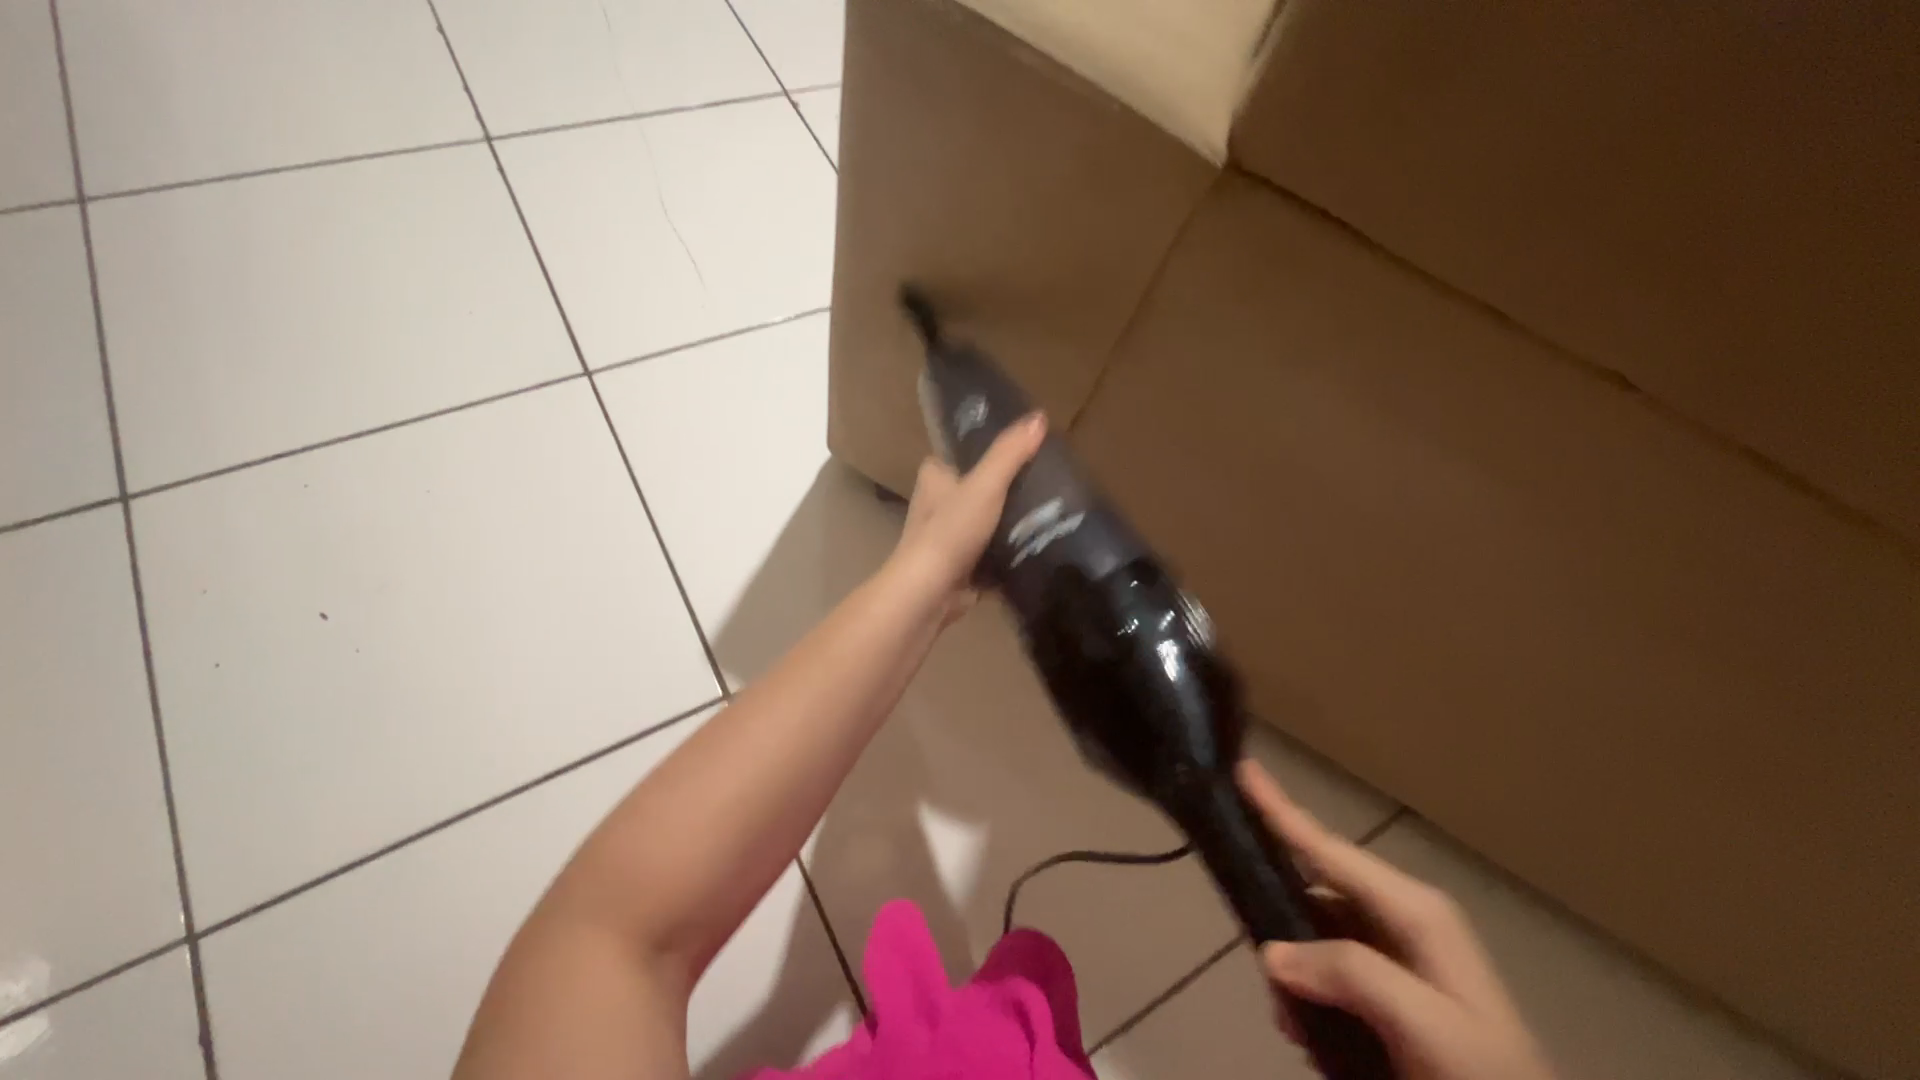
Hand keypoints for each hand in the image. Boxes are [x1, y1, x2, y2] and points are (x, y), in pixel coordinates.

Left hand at [884, 412, 1046, 624]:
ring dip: (1010, 522)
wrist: (930, 592)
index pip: (961, 453)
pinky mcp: (961, 567)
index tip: (1024, 448)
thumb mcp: (985, 484)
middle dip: (1005, 489)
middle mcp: (937, 504)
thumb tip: (1039, 417)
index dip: (987, 450)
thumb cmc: (951, 531)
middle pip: (977, 488)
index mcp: (935, 477)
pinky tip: (1040, 548)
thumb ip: (1010, 453)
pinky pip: (991, 554)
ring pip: (986, 522)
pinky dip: (1010, 553)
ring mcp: (948, 538)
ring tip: (1051, 513)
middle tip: (1046, 483)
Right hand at [1239, 762, 1556, 1079]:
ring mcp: (1396, 954)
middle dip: (1277, 926)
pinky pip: (1326, 970)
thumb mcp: (1426, 1025)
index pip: (1329, 848)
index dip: (1281, 810)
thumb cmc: (1483, 1077)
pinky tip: (1312, 1037)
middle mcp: (1401, 918)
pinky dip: (1308, 998)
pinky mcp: (1391, 989)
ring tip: (1296, 1027)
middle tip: (1272, 988)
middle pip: (1312, 891)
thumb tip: (1272, 951)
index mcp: (1414, 910)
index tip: (1242, 770)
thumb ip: (1351, 974)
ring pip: (1312, 936)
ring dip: (1293, 976)